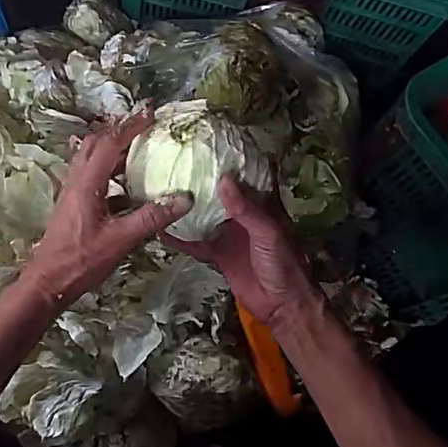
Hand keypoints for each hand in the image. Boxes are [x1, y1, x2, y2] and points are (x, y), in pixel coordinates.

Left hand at [24, 111, 190, 306]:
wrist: (48, 284)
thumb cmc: (81, 261)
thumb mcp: (121, 240)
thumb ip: (152, 218)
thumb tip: (184, 199)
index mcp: (86, 184)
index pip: (109, 144)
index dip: (131, 126)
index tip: (151, 113)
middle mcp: (76, 182)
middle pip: (95, 144)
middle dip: (119, 131)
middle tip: (144, 128)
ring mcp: (72, 194)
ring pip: (91, 160)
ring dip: (114, 151)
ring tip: (140, 152)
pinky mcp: (74, 206)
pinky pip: (93, 178)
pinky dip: (111, 174)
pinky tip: (130, 188)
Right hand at [166, 174, 323, 336]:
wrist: (282, 305)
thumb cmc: (284, 264)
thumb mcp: (268, 232)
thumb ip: (246, 209)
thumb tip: (224, 180)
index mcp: (264, 205)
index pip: (252, 176)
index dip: (239, 159)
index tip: (218, 141)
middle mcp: (245, 216)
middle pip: (223, 194)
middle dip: (206, 180)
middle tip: (181, 161)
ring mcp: (231, 235)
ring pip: (206, 216)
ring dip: (190, 206)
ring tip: (166, 189)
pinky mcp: (219, 255)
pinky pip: (197, 244)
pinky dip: (181, 238)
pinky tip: (163, 229)